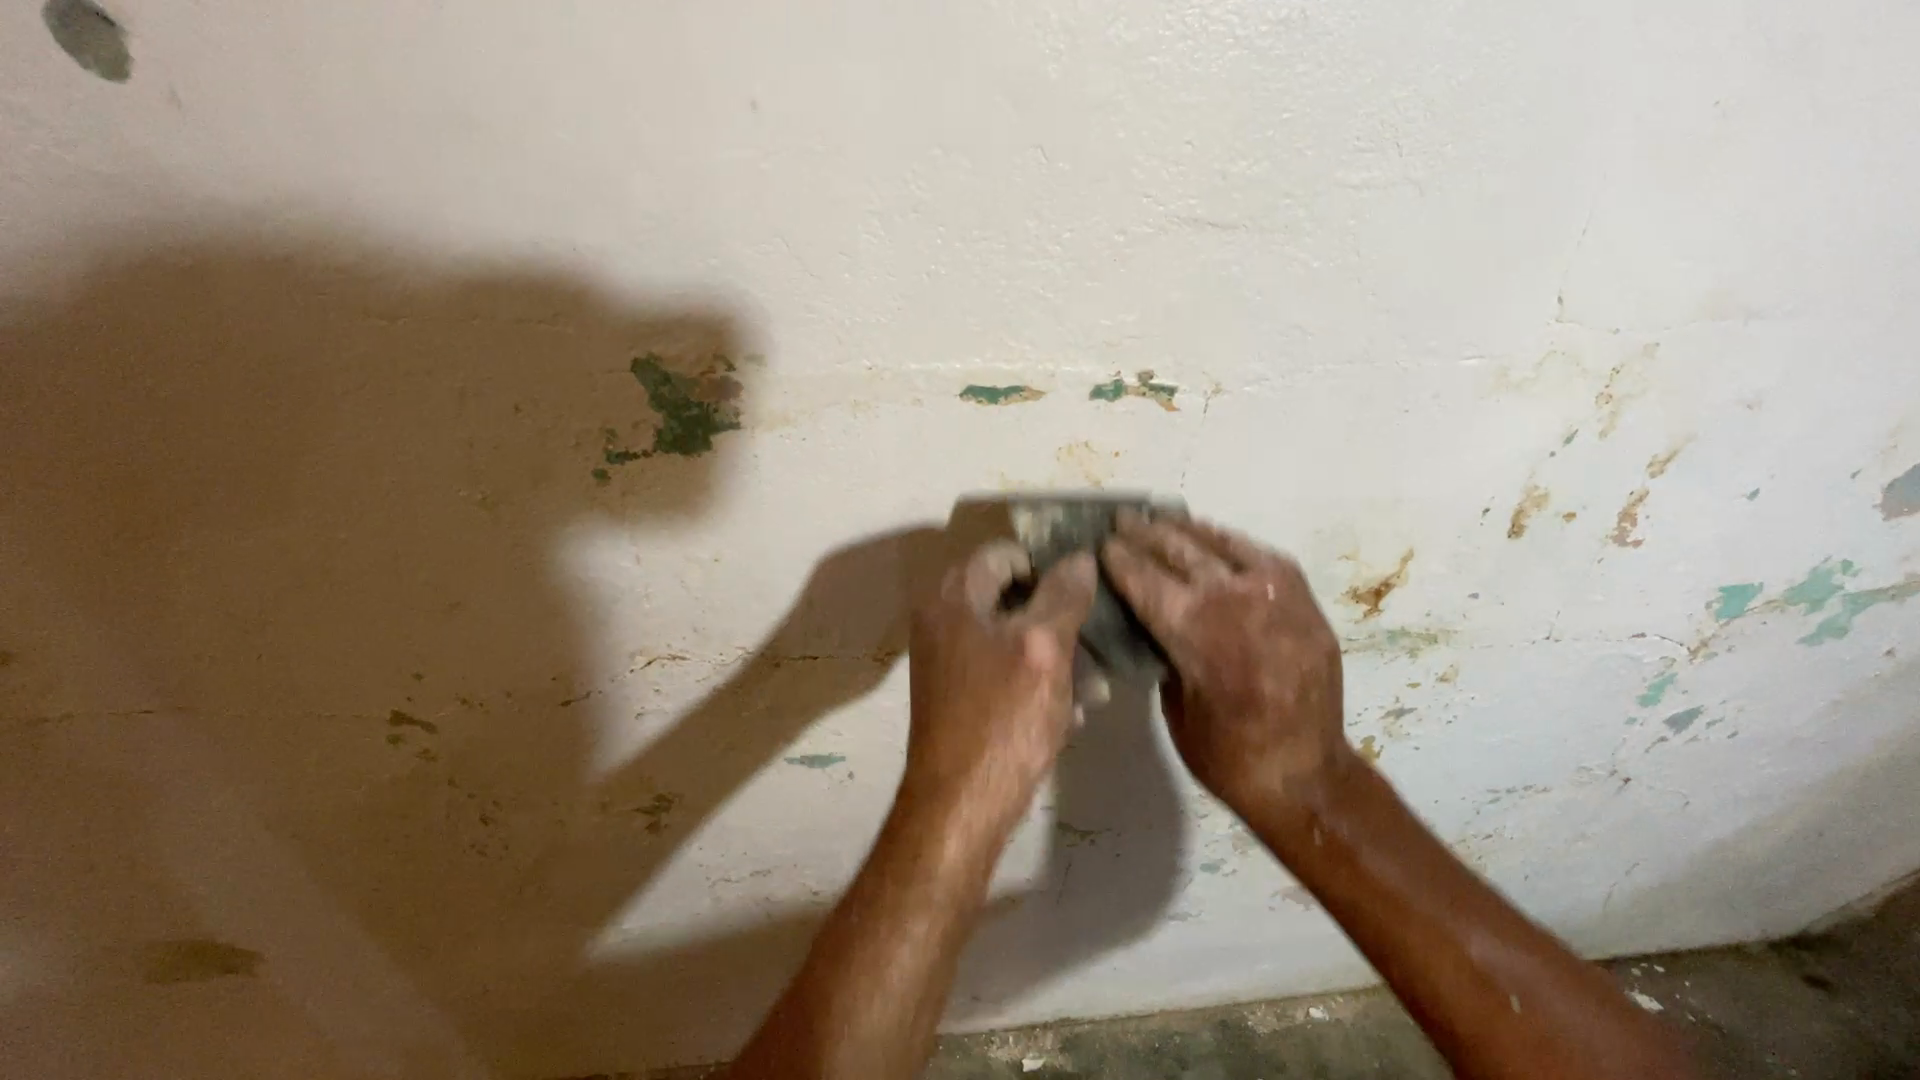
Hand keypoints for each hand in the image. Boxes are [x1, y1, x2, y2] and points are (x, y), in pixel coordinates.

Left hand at [903, 541, 1096, 838]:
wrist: (961, 804)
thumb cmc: (1003, 718)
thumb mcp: (1044, 649)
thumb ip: (1063, 596)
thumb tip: (1079, 558)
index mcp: (953, 598)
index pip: (1003, 554)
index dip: (1046, 565)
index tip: (1086, 591)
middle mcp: (942, 622)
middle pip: (1011, 597)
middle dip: (1058, 618)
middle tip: (1096, 641)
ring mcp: (949, 661)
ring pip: (1013, 639)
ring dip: (1056, 657)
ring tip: (1093, 687)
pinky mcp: (960, 697)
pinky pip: (1006, 673)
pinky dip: (1037, 685)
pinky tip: (1070, 714)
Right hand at [1101, 514, 1347, 811]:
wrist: (1303, 774)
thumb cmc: (1224, 752)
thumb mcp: (1173, 703)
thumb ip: (1163, 648)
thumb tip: (1149, 616)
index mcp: (1195, 632)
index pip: (1144, 578)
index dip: (1119, 558)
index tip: (1101, 541)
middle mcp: (1235, 600)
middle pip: (1179, 551)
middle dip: (1146, 534)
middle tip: (1124, 519)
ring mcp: (1275, 594)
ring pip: (1220, 543)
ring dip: (1186, 530)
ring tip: (1161, 518)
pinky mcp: (1302, 598)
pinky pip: (1259, 555)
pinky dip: (1229, 542)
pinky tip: (1210, 537)